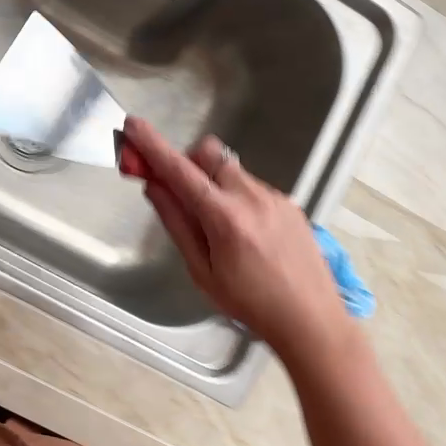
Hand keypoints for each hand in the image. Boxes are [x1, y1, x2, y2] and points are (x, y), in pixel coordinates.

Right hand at [121, 117, 346, 353]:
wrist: (312, 319)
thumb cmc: (249, 304)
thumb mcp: (202, 272)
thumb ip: (177, 224)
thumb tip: (154, 187)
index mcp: (225, 217)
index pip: (181, 171)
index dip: (153, 146)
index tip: (134, 126)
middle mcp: (252, 197)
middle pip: (210, 153)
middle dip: (189, 162)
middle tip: (182, 193)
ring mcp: (275, 197)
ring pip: (233, 171)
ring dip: (215, 184)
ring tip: (220, 229)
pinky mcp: (290, 204)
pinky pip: (254, 188)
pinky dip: (238, 198)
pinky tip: (248, 236)